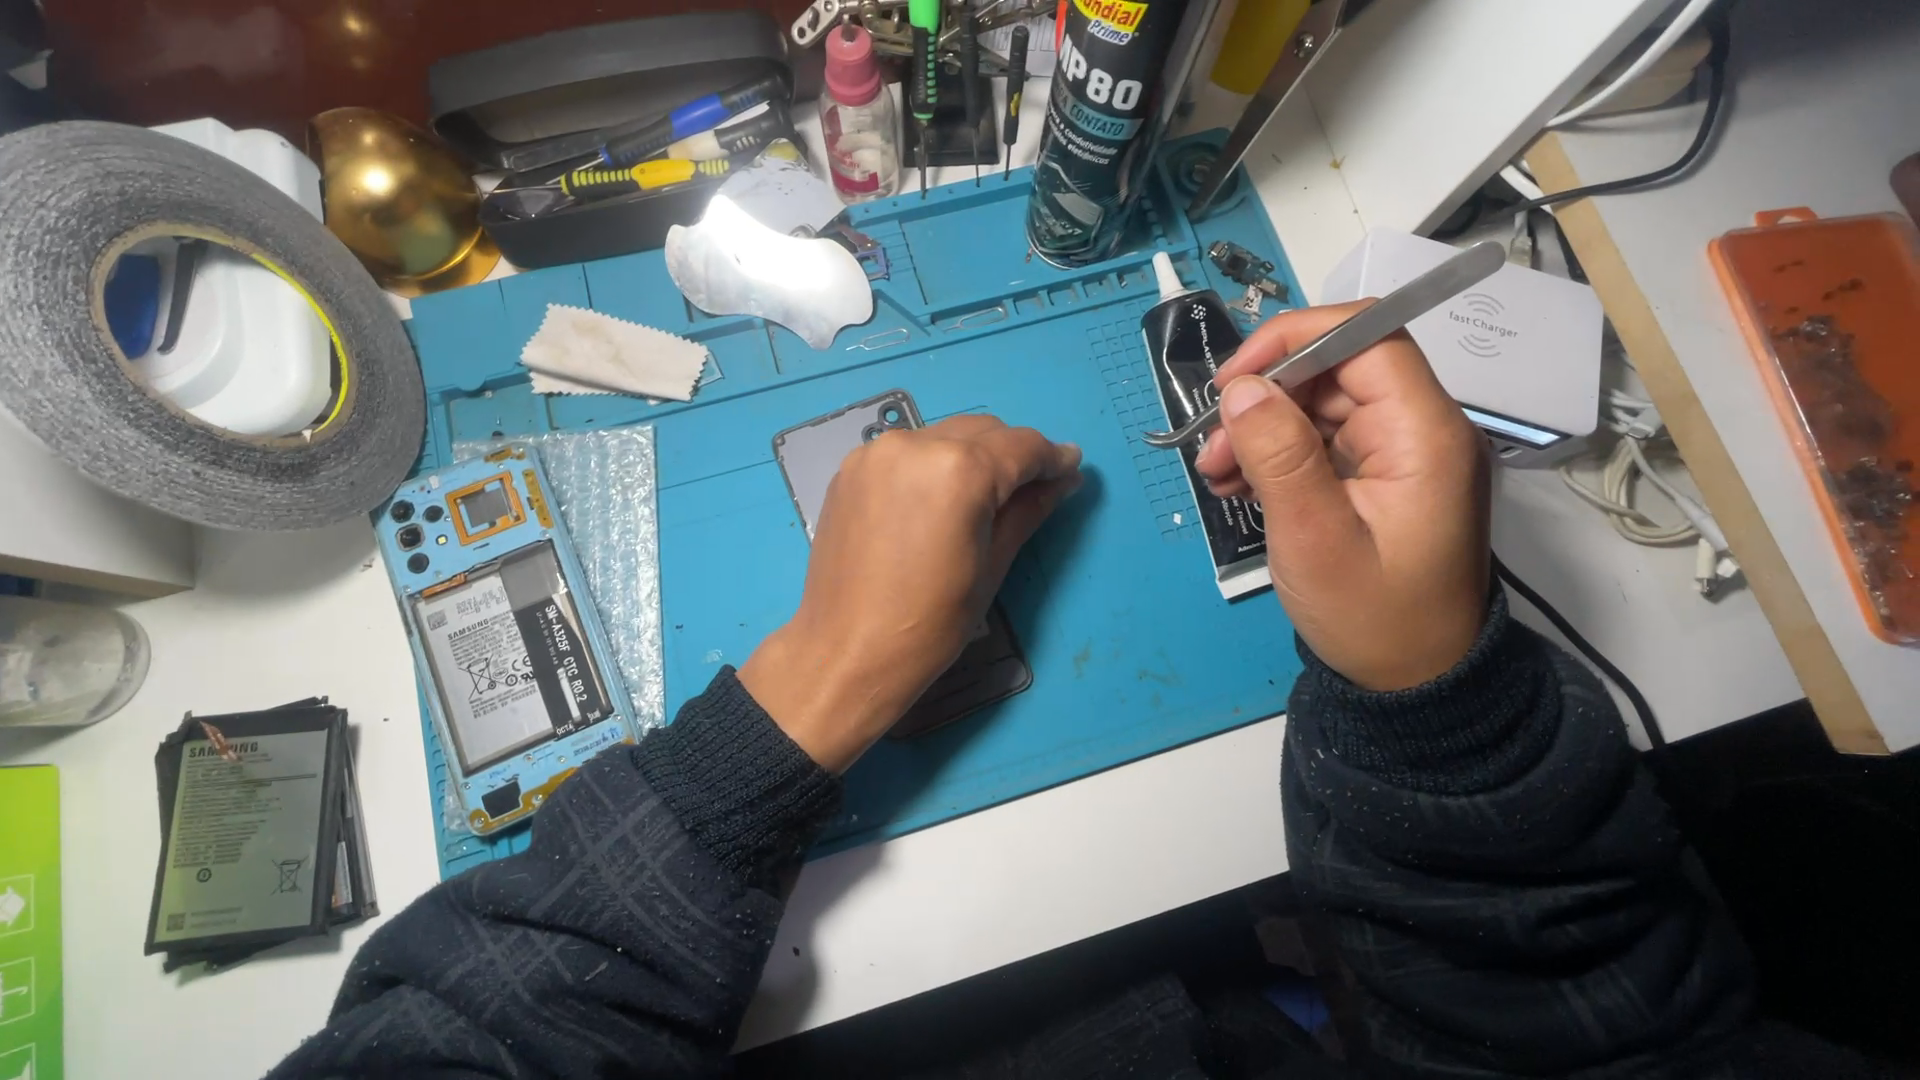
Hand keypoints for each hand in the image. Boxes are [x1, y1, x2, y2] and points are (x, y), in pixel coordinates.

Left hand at [741, 415, 1082, 770]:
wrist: (848, 651)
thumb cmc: (932, 622)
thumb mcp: (993, 564)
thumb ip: (1030, 509)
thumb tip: (1067, 477)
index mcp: (958, 469)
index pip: (1022, 446)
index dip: (1053, 458)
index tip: (1070, 469)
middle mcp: (915, 444)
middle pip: (983, 431)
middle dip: (1012, 455)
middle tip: (1028, 492)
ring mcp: (876, 452)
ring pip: (944, 436)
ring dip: (970, 457)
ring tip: (977, 502)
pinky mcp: (851, 468)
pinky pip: (907, 452)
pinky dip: (931, 466)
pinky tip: (933, 504)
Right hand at [1194, 302, 1491, 691]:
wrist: (1413, 684)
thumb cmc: (1370, 617)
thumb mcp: (1313, 537)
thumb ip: (1279, 455)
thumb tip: (1239, 388)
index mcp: (1423, 434)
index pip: (1367, 338)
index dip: (1295, 341)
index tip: (1233, 380)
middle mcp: (1419, 430)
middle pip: (1337, 371)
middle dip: (1264, 397)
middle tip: (1211, 448)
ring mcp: (1398, 455)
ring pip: (1320, 406)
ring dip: (1260, 429)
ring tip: (1216, 475)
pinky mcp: (1378, 479)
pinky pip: (1320, 443)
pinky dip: (1274, 454)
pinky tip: (1237, 485)